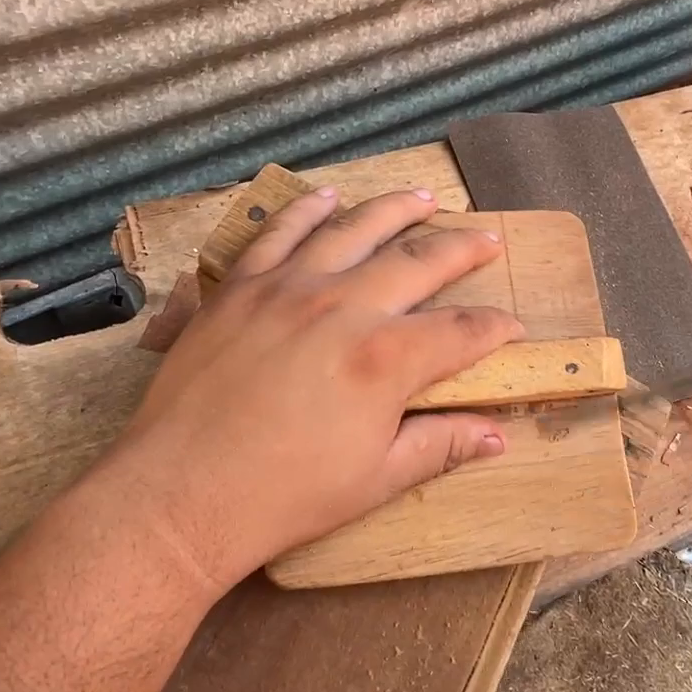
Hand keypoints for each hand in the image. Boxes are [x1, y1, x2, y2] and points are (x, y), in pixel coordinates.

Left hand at [105, 186, 522, 591]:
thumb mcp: (374, 480)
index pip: (460, 332)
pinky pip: (280, 232)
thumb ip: (439, 445)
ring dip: (395, 208)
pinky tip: (329, 196)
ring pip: (354, 228)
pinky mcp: (241, 285)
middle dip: (462, 247)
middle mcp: (343, 305)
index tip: (510, 325)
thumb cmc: (285, 496)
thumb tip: (498, 436)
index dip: (494, 327)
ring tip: (423, 196)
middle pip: (419, 261)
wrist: (181, 491)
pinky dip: (308, 209)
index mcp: (385, 359)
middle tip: (487, 237)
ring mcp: (288, 286)